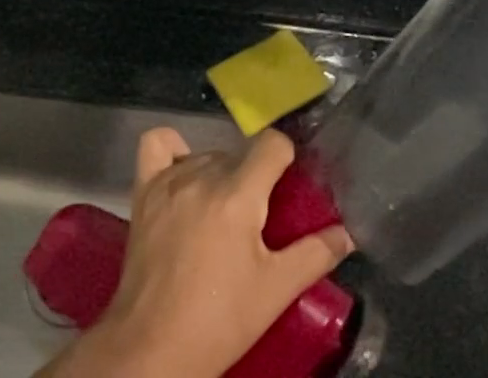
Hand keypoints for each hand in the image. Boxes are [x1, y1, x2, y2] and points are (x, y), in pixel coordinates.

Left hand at [41, 128, 354, 377]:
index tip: (290, 186)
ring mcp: (167, 181)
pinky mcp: (143, 192)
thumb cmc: (221, 319)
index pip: (271, 144)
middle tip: (262, 217)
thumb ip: (315, 254)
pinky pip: (157, 146)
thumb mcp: (277, 289)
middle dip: (256, 177)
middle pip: (239, 153)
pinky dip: (175, 152)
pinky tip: (185, 177)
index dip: (287, 158)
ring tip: (228, 213)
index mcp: (237, 195)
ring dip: (222, 173)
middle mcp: (201, 176)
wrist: (155, 344)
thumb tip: (345, 234)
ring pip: (206, 154)